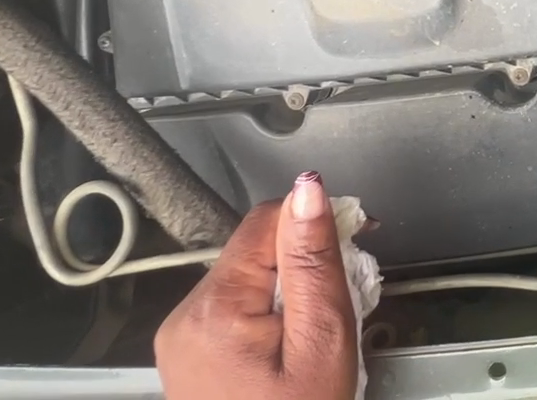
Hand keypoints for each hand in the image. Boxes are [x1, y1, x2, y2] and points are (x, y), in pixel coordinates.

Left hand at [156, 173, 357, 399]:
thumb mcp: (323, 336)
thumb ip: (314, 258)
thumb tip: (309, 187)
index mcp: (215, 307)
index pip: (269, 219)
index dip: (317, 221)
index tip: (354, 246)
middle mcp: (186, 313)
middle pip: (259, 243)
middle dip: (307, 254)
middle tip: (343, 293)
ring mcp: (182, 334)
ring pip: (252, 268)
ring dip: (294, 278)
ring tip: (320, 321)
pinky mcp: (190, 348)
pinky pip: (241, 297)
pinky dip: (276, 301)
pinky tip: (295, 334)